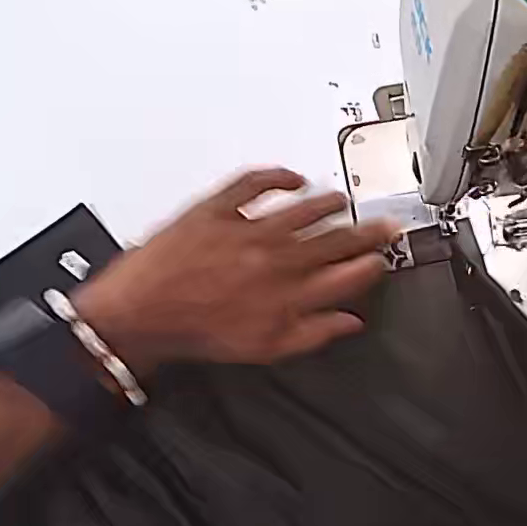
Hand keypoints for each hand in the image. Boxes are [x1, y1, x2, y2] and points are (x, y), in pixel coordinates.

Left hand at [73, 168, 399, 371]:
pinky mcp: (218, 209)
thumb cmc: (198, 332)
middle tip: (384, 225)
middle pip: (334, 239)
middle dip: (367, 232)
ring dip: (330, 204)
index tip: (381, 259)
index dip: (370, 265)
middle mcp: (275, 259)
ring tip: (344, 201)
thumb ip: (314, 334)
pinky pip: (255, 182)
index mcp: (288, 294)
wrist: (142, 315)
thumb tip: (348, 323)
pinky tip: (292, 178)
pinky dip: (278, 176)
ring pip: (304, 209)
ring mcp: (249, 230)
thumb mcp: (265, 349)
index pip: (346, 275)